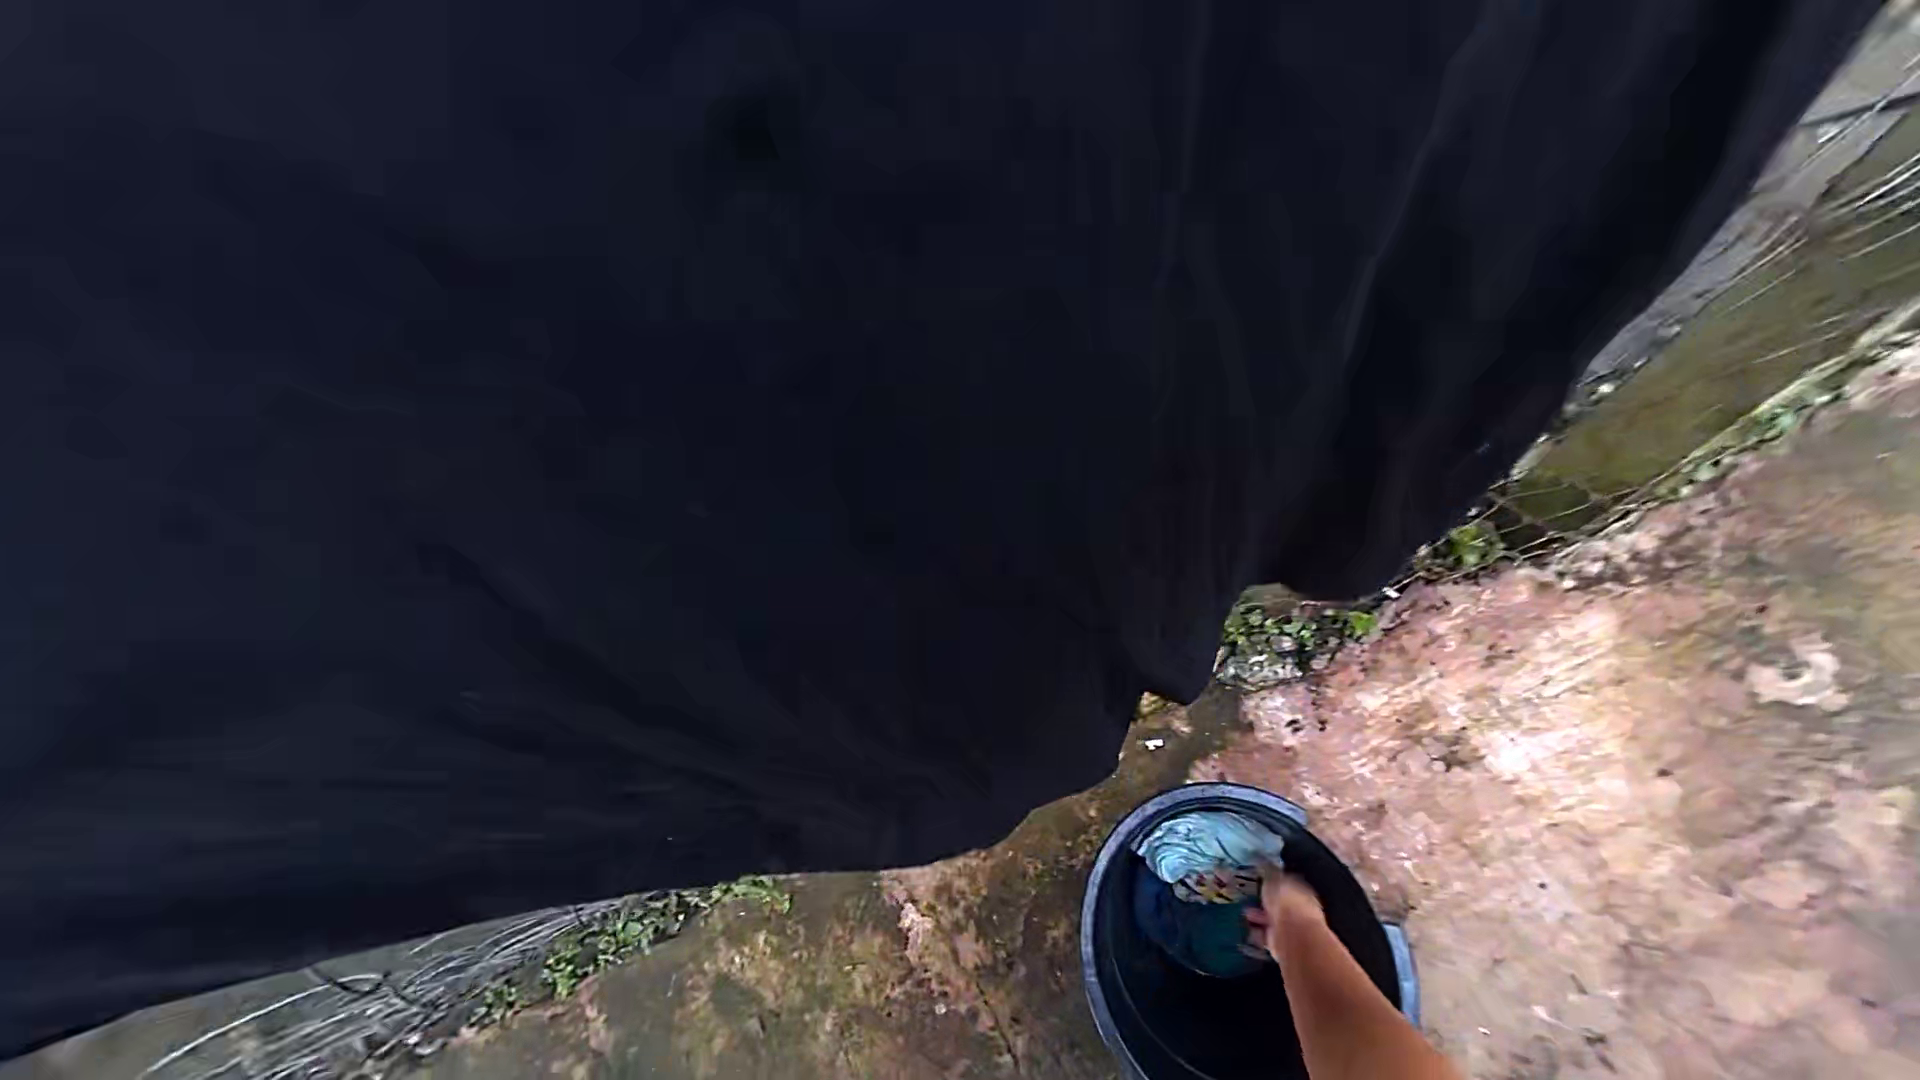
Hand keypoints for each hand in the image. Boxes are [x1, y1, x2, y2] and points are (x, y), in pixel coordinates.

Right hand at [1244, 872, 1323, 963]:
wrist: (1294, 936)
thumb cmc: (1286, 900)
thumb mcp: (1273, 877)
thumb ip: (1268, 870)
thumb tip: (1263, 860)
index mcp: (1303, 890)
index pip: (1289, 882)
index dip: (1275, 879)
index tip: (1261, 877)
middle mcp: (1302, 909)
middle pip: (1282, 902)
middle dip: (1267, 900)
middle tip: (1251, 895)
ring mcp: (1294, 928)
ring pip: (1275, 919)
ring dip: (1261, 916)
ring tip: (1245, 912)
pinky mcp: (1284, 945)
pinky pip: (1269, 935)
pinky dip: (1259, 932)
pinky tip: (1248, 928)